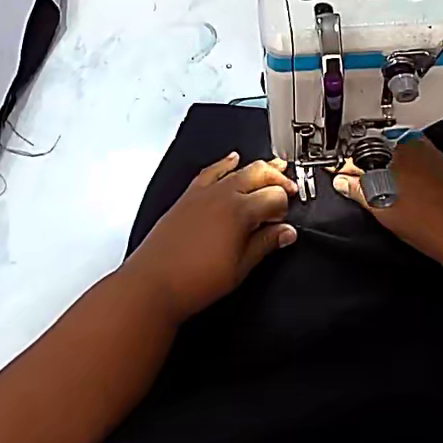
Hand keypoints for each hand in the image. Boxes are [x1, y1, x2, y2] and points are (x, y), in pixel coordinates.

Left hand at [120, 153, 298, 321]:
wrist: (154, 283)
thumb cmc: (193, 281)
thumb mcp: (239, 268)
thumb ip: (265, 244)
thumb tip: (286, 233)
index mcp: (240, 212)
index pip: (274, 197)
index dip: (285, 208)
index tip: (284, 221)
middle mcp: (223, 195)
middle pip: (260, 174)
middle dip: (278, 180)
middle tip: (289, 189)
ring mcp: (205, 192)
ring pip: (239, 169)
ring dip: (258, 168)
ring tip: (274, 168)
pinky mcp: (189, 195)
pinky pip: (212, 171)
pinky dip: (225, 163)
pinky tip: (233, 159)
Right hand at [333, 138, 442, 269]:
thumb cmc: (428, 218)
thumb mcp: (380, 204)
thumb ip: (356, 188)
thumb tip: (342, 181)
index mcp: (401, 144)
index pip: (363, 147)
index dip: (348, 163)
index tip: (338, 174)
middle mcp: (418, 145)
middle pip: (381, 151)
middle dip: (366, 167)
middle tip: (354, 188)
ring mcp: (433, 159)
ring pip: (398, 161)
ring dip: (384, 175)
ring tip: (380, 199)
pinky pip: (413, 171)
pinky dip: (402, 182)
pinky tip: (402, 202)